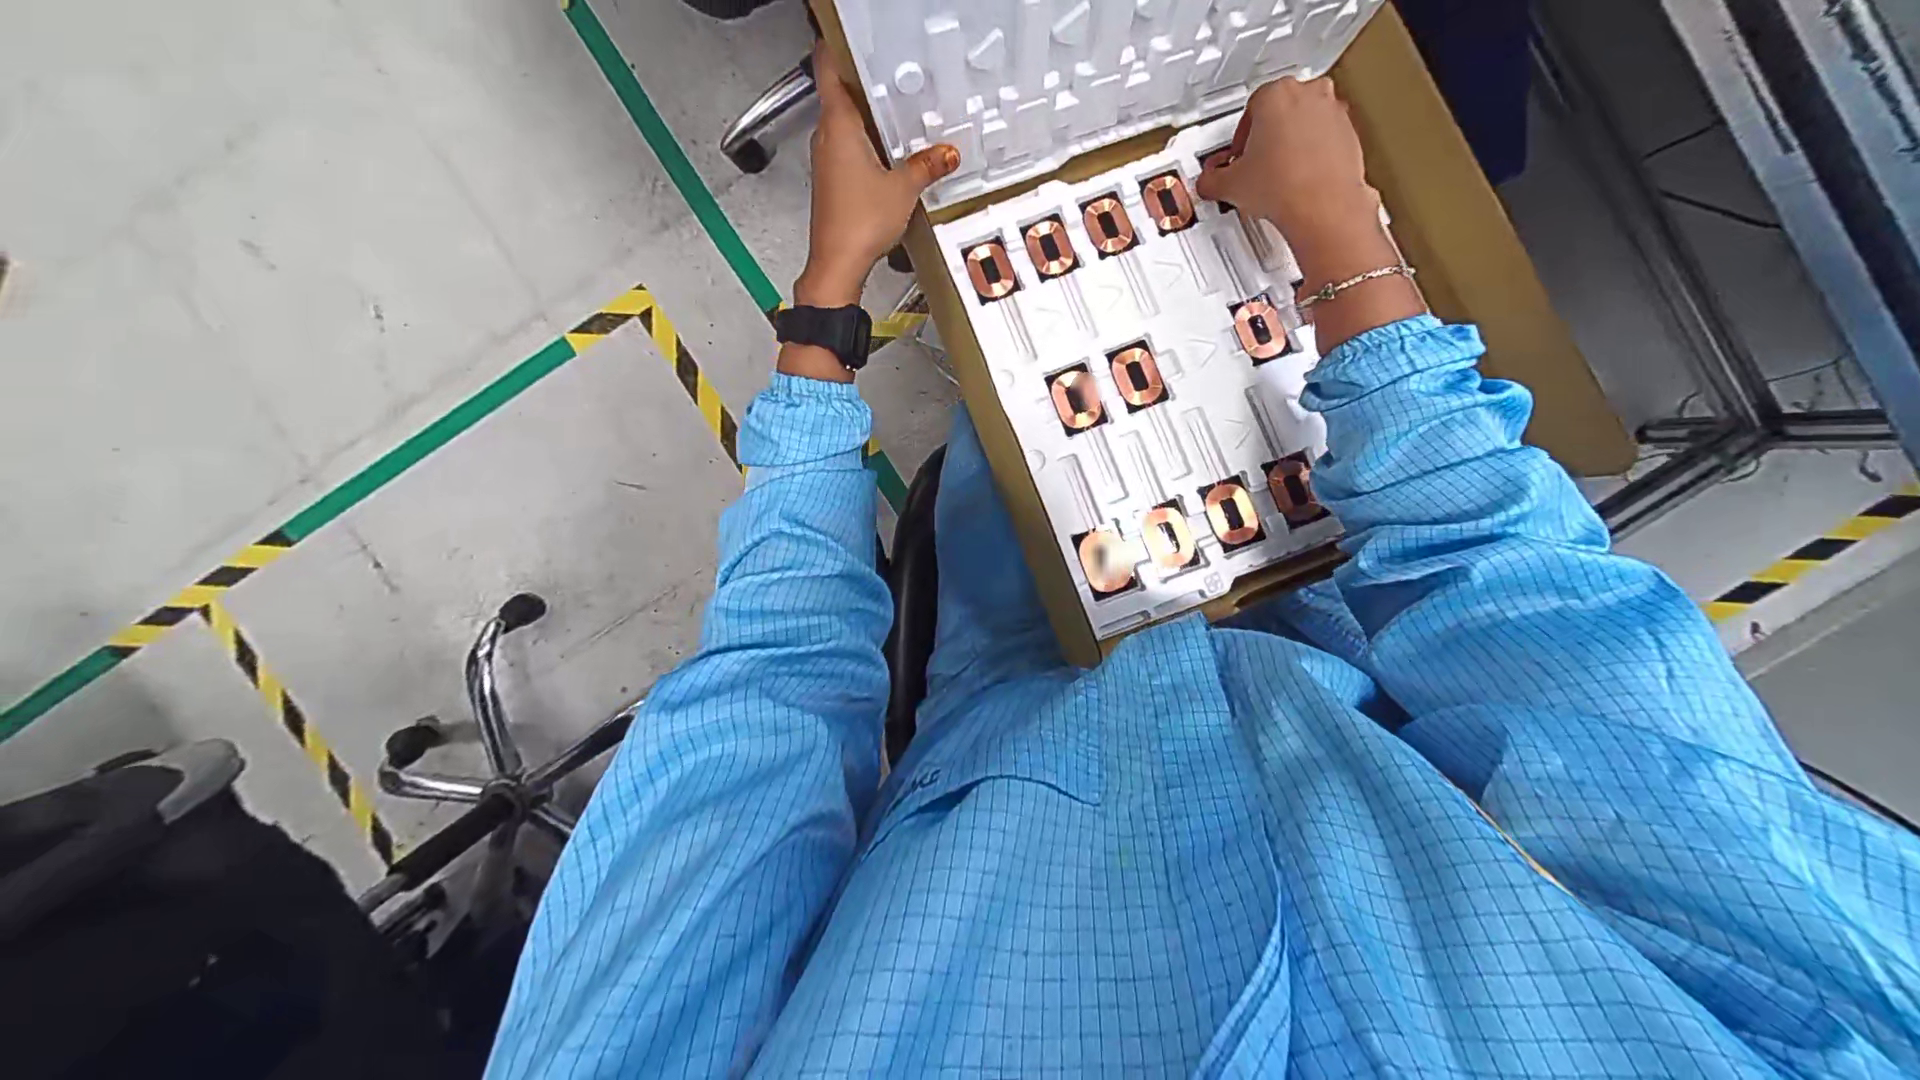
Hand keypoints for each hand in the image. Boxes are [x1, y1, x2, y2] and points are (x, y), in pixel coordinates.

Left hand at [795, 44, 959, 307]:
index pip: (829, 67)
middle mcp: (825, 139)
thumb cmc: (857, 225)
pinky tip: (889, 161)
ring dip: (869, 122)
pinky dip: (867, 149)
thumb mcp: (903, 189)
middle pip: (841, 97)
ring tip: (899, 123)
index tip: (858, 43)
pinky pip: (848, 153)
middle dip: (867, 88)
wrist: (838, 264)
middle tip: (895, 84)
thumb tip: (944, 154)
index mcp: (838, 125)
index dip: (841, 48)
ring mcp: (825, 162)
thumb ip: (926, 165)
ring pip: (846, 127)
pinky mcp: (831, 184)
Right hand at [1196, 76, 1376, 255]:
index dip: (1240, 135)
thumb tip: (1208, 181)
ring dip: (1289, 144)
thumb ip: (1211, 179)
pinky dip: (1310, 156)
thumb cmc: (1284, 186)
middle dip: (1266, 135)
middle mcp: (1309, 95)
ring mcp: (1333, 112)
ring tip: (1274, 175)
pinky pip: (1323, 140)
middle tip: (1255, 161)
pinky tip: (1295, 180)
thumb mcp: (1229, 185)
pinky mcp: (1349, 134)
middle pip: (1280, 110)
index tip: (1237, 153)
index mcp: (1276, 94)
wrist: (1322, 207)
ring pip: (1304, 123)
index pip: (1250, 107)